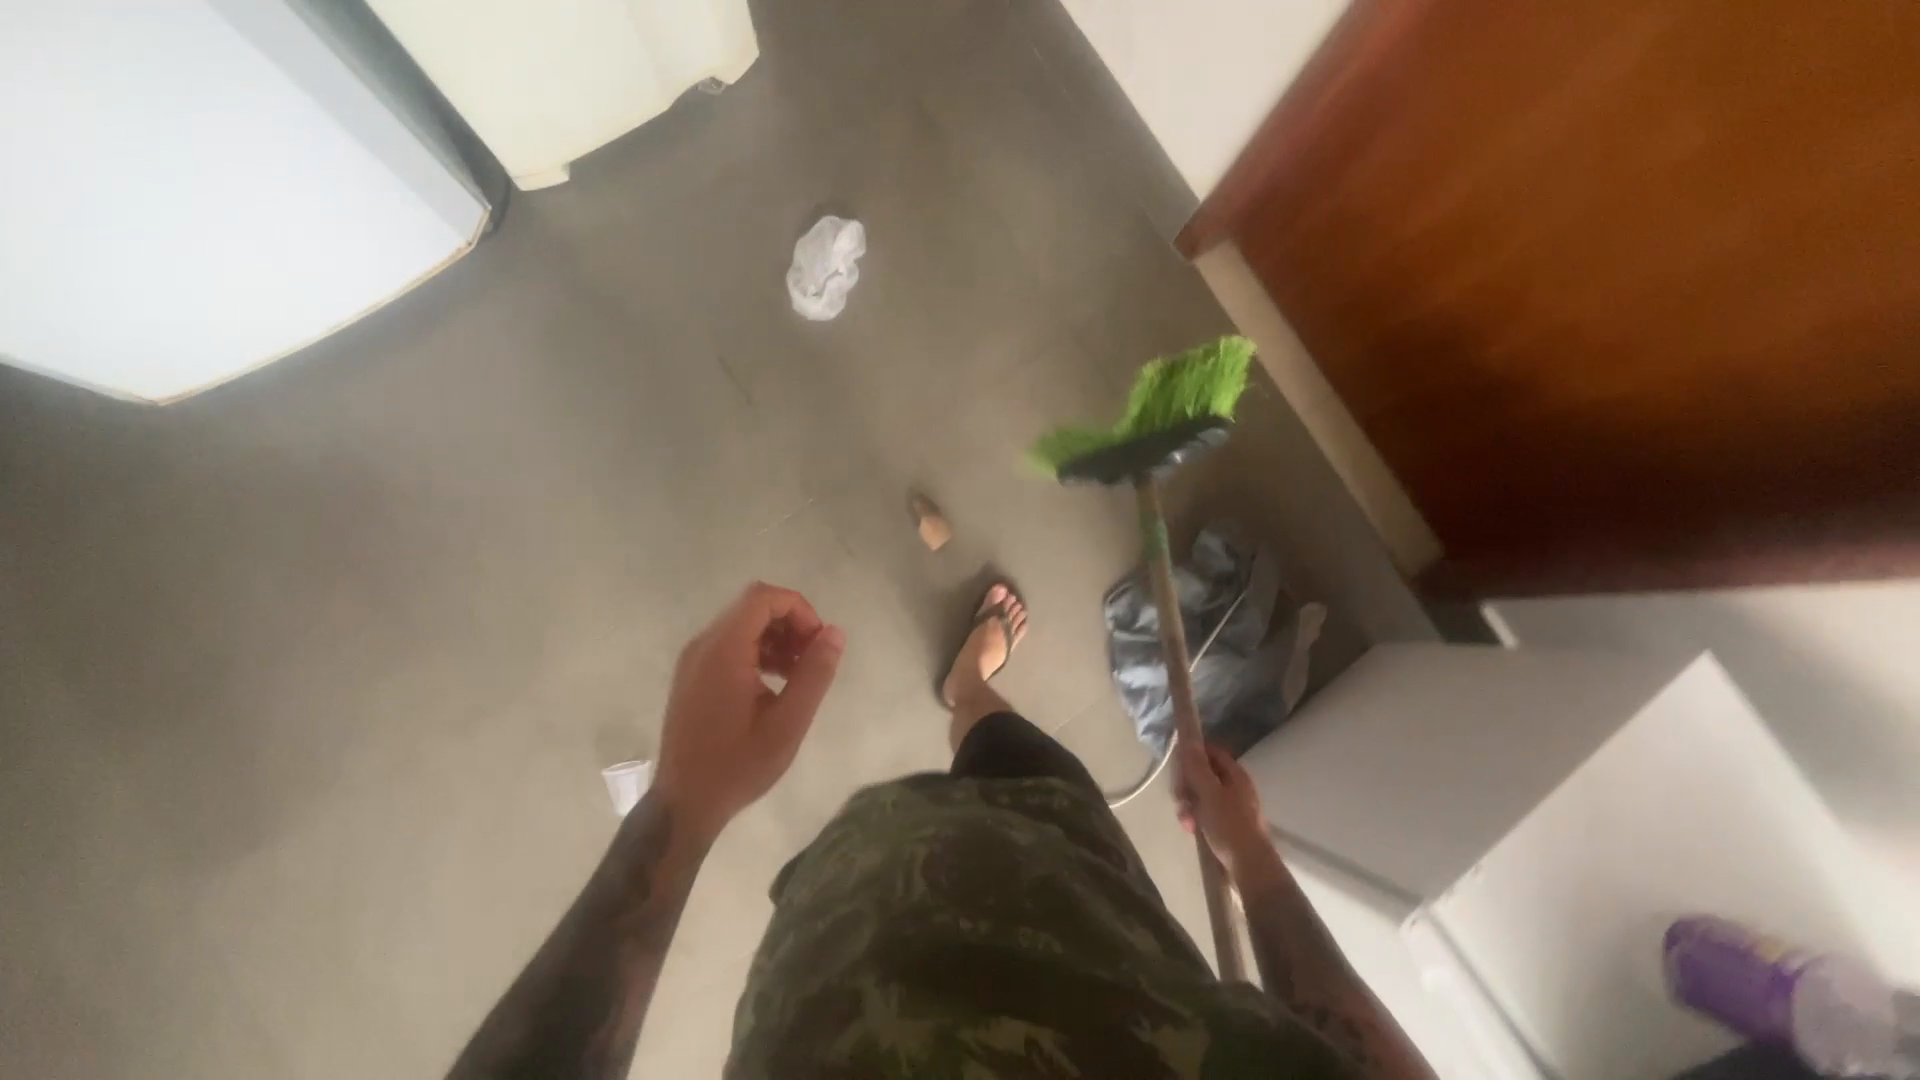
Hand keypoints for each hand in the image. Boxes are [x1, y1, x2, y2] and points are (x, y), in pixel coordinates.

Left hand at [656, 582, 845, 838]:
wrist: (685, 803)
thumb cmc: (738, 765)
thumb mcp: (788, 723)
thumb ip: (814, 674)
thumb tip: (834, 633)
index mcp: (723, 651)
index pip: (763, 598)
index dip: (799, 609)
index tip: (819, 642)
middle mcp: (703, 645)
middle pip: (753, 607)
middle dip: (791, 624)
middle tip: (814, 659)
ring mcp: (694, 660)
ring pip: (742, 625)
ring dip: (776, 638)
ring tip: (799, 675)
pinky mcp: (693, 676)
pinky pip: (729, 645)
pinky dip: (758, 652)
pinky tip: (776, 685)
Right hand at [1174, 740, 1272, 878]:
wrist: (1249, 867)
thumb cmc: (1230, 826)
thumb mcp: (1209, 793)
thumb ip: (1197, 766)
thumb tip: (1188, 736)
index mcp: (1235, 775)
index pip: (1212, 752)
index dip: (1193, 754)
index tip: (1178, 765)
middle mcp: (1234, 787)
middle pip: (1203, 774)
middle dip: (1187, 785)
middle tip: (1181, 798)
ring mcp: (1231, 807)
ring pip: (1200, 795)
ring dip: (1188, 804)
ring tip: (1186, 820)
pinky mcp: (1226, 825)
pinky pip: (1204, 813)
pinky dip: (1195, 818)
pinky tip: (1191, 829)